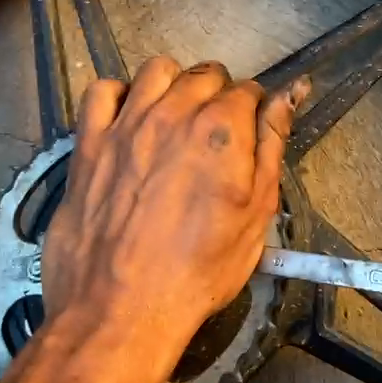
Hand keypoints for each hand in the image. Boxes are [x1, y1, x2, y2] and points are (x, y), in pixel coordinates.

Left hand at [42, 57, 304, 380]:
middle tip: (216, 133)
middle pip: (205, 74)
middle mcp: (175, 112)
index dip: (254, 111)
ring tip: (174, 117)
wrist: (120, 312)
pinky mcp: (88, 144)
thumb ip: (274, 142)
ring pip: (156, 70)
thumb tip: (293, 92)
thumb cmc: (201, 268)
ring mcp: (127, 124)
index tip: (250, 135)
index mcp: (222, 127)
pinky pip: (101, 91)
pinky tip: (128, 120)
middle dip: (217, 94)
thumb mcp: (258, 210)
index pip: (248, 90)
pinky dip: (117, 96)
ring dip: (173, 85)